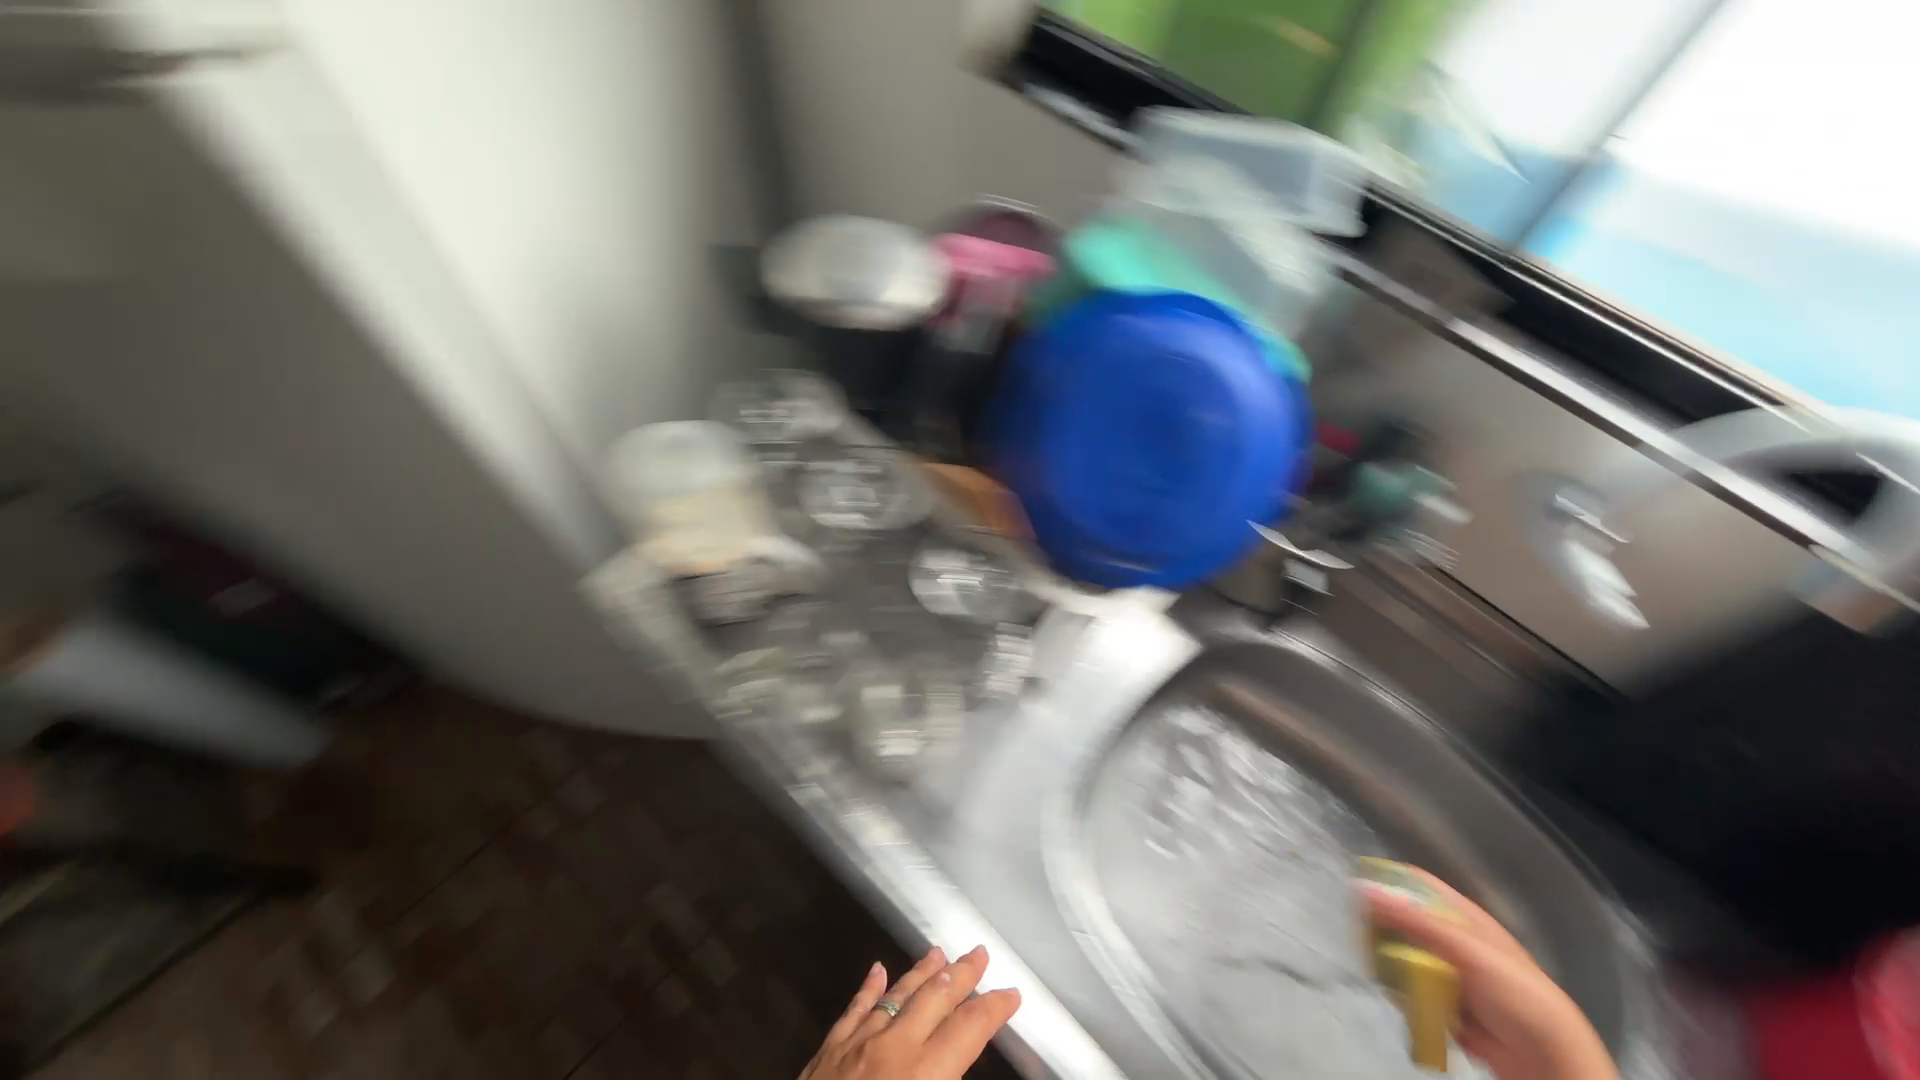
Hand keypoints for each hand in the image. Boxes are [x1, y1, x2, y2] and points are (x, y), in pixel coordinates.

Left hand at [801, 945, 1021, 1079]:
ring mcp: (857, 1043)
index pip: (968, 1028)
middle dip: (962, 973)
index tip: (1011, 993)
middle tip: (979, 953)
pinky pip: (853, 1010)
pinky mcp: (828, 1050)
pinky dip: (868, 988)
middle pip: (935, 998)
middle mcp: (894, 1047)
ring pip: (896, 994)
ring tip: (938, 953)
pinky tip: (877, 970)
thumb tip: (960, 1065)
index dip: (994, 1008)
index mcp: (924, 1073)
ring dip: (920, 973)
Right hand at [1362, 869, 1616, 1079]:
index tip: (1355, 886)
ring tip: (1375, 969)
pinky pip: (1409, 989)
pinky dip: (1399, 991)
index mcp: (1461, 917)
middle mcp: (1451, 939)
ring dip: (1388, 963)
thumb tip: (1362, 887)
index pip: (1417, 884)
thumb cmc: (1513, 991)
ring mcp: (1446, 971)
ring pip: (1402, 956)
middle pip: (1403, 920)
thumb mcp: (1464, 949)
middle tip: (1358, 935)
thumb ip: (1414, 920)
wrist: (1546, 1057)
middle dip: (1380, 927)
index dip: (1387, 879)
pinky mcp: (1442, 1001)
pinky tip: (1394, 996)